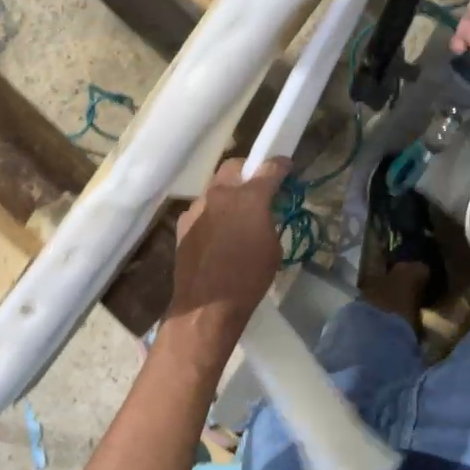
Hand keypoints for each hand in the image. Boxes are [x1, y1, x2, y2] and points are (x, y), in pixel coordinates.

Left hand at [163, 157, 290, 367]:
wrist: (207, 305)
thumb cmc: (248, 278)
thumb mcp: (273, 248)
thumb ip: (268, 219)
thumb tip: (262, 212)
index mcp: (248, 198)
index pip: (268, 168)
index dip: (280, 165)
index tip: (286, 166)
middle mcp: (219, 194)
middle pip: (234, 167)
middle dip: (248, 171)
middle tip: (259, 187)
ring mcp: (197, 208)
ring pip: (215, 188)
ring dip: (228, 195)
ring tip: (236, 216)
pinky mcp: (182, 224)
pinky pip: (202, 210)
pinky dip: (213, 214)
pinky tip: (217, 235)